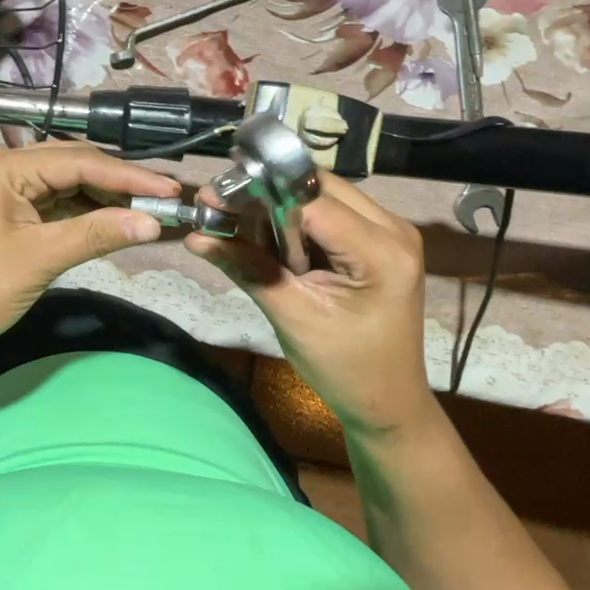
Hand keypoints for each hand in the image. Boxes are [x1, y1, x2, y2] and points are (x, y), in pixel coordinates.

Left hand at [0, 142, 178, 360]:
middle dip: (121, 182)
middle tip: (168, 197)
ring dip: (106, 197)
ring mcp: (5, 186)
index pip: (80, 161)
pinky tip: (116, 220)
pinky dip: (85, 212)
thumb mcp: (40, 259)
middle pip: (75, 164)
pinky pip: (55, 201)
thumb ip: (96, 234)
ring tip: (151, 208)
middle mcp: (5, 165)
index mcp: (6, 166)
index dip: (129, 176)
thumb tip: (152, 223)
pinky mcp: (8, 208)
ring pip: (68, 183)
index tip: (171, 189)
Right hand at [184, 174, 435, 438]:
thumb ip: (247, 268)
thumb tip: (196, 236)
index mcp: (382, 252)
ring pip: (321, 194)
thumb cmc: (345, 368)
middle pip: (317, 186)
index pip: (310, 200)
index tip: (213, 198)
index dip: (259, 193)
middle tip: (220, 207)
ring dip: (279, 204)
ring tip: (239, 223)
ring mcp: (390, 233)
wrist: (387, 403)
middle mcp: (393, 230)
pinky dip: (294, 218)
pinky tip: (269, 237)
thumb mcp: (291, 317)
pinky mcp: (378, 240)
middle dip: (266, 192)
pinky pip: (329, 211)